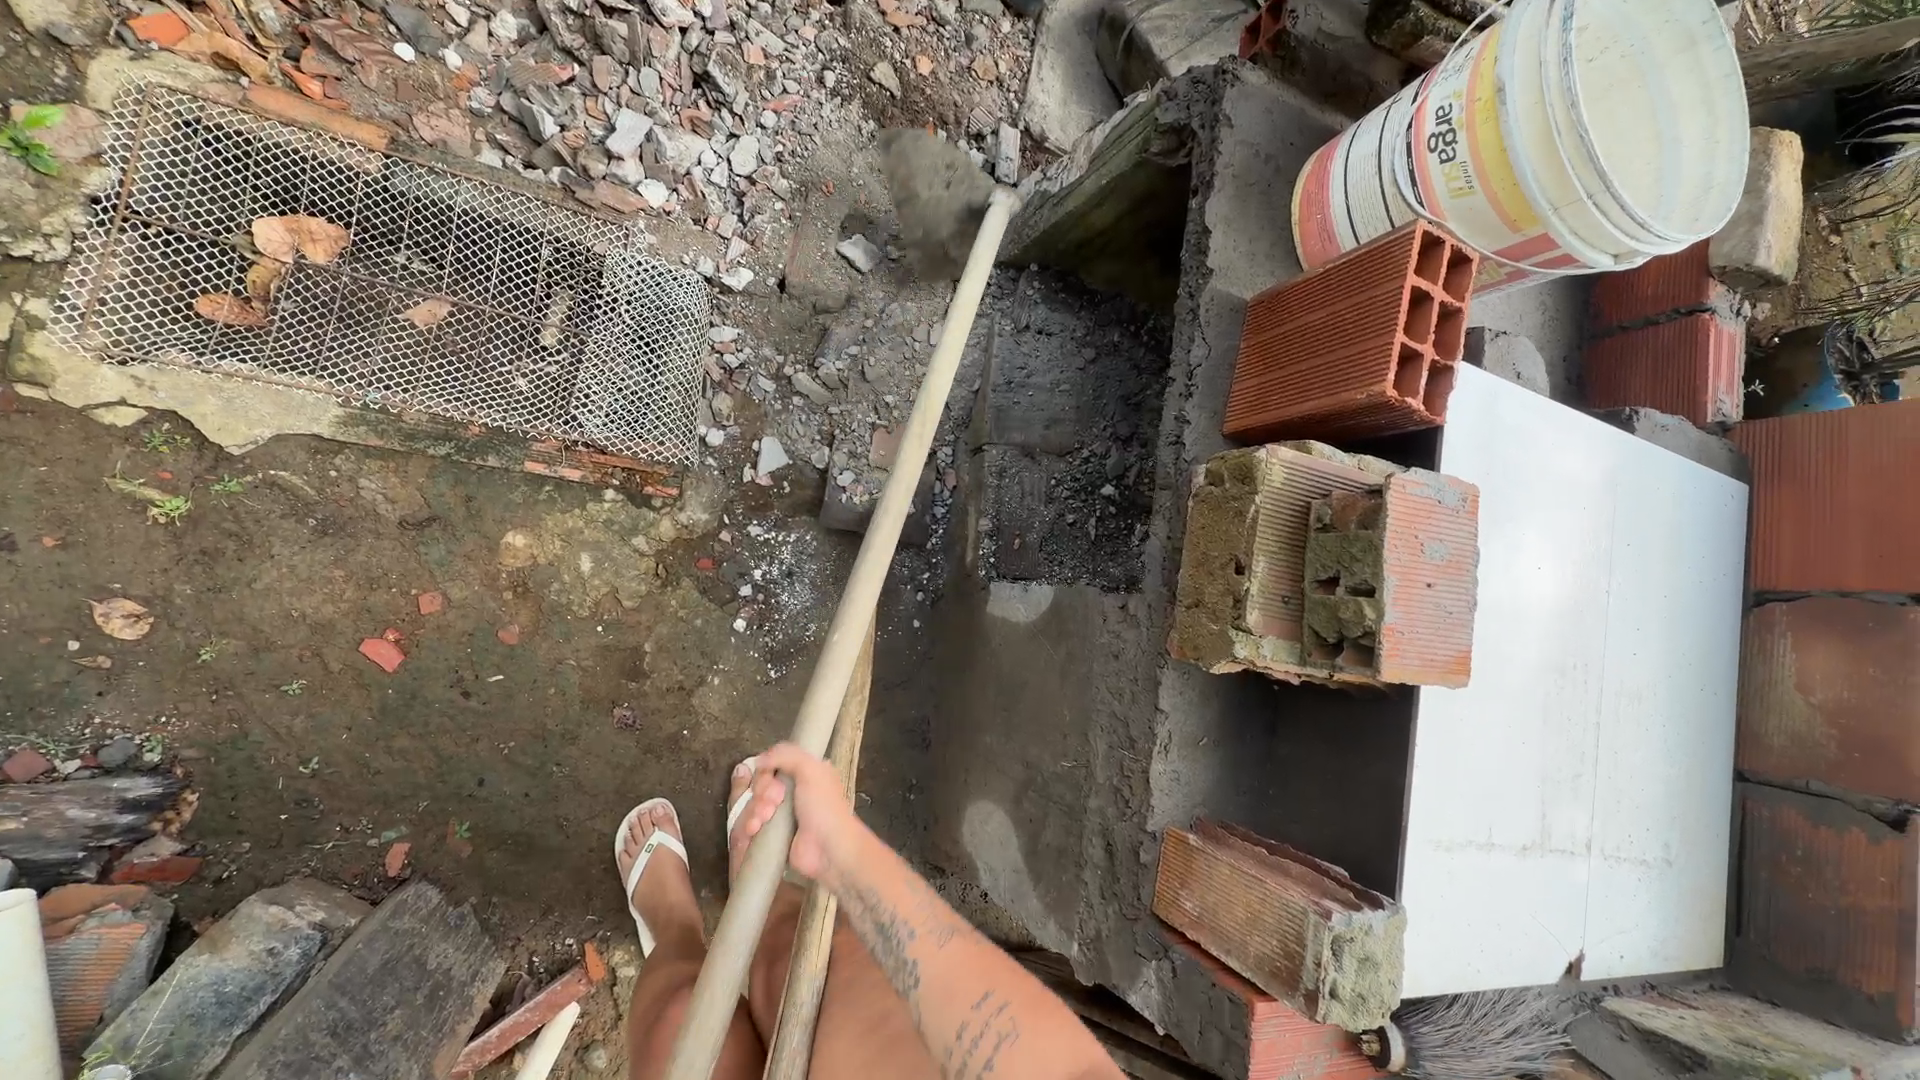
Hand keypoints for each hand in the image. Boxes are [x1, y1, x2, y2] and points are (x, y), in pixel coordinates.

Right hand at [741, 742, 863, 882]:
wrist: (826, 848)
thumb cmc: (823, 807)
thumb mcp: (812, 770)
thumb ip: (787, 754)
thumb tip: (760, 759)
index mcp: (805, 772)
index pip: (771, 764)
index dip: (766, 772)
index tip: (771, 780)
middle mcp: (792, 790)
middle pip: (759, 784)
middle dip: (761, 794)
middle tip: (773, 804)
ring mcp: (781, 813)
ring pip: (753, 804)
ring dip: (754, 810)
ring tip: (764, 819)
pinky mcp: (772, 833)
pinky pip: (751, 824)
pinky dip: (750, 825)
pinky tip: (755, 830)